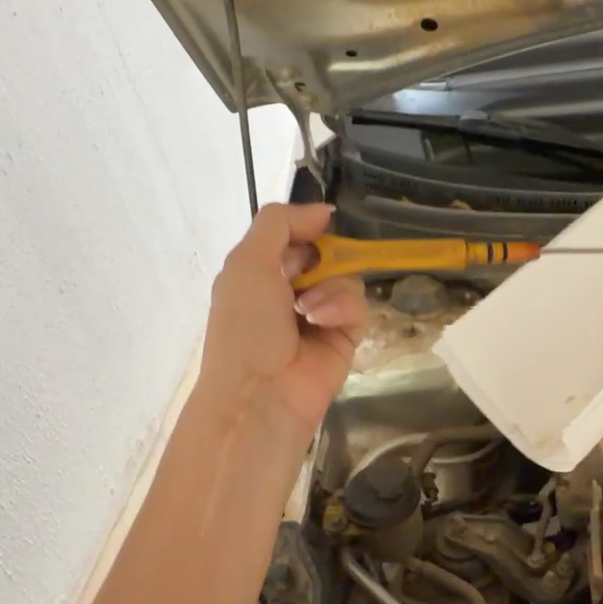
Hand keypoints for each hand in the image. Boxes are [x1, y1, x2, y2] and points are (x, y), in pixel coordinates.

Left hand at [196, 203, 367, 444]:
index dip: (308, 227)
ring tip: (309, 313)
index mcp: (259, 271)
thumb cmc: (244, 326)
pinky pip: (358, 305)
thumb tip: (324, 210)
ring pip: (347, 278)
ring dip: (330, 289)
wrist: (260, 394)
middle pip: (327, 254)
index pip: (294, 235)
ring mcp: (320, 315)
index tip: (320, 225)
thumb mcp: (248, 261)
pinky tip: (322, 324)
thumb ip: (280, 223)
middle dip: (325, 259)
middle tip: (312, 273)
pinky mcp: (345, 336)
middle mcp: (290, 290)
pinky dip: (342, 309)